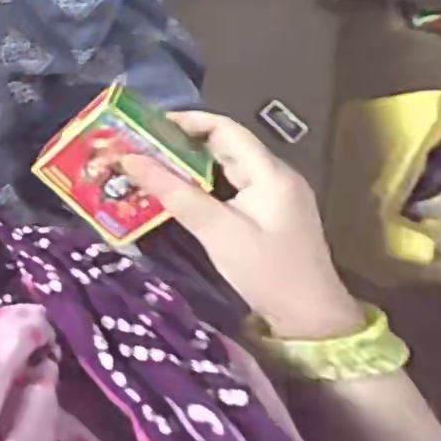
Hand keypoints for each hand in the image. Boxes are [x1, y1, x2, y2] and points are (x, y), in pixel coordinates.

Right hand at [118, 112, 364, 339]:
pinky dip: (200, 180)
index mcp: (270, 172)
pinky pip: (229, 182)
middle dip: (182, 141)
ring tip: (151, 164)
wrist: (311, 320)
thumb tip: (129, 159)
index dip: (187, 120)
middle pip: (224, 143)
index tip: (149, 125)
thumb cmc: (266, 270)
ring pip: (225, 163)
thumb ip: (172, 191)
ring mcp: (274, 193)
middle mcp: (275, 175)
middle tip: (142, 145)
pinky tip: (176, 189)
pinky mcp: (268, 210)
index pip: (226, 128)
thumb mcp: (215, 230)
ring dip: (189, 161)